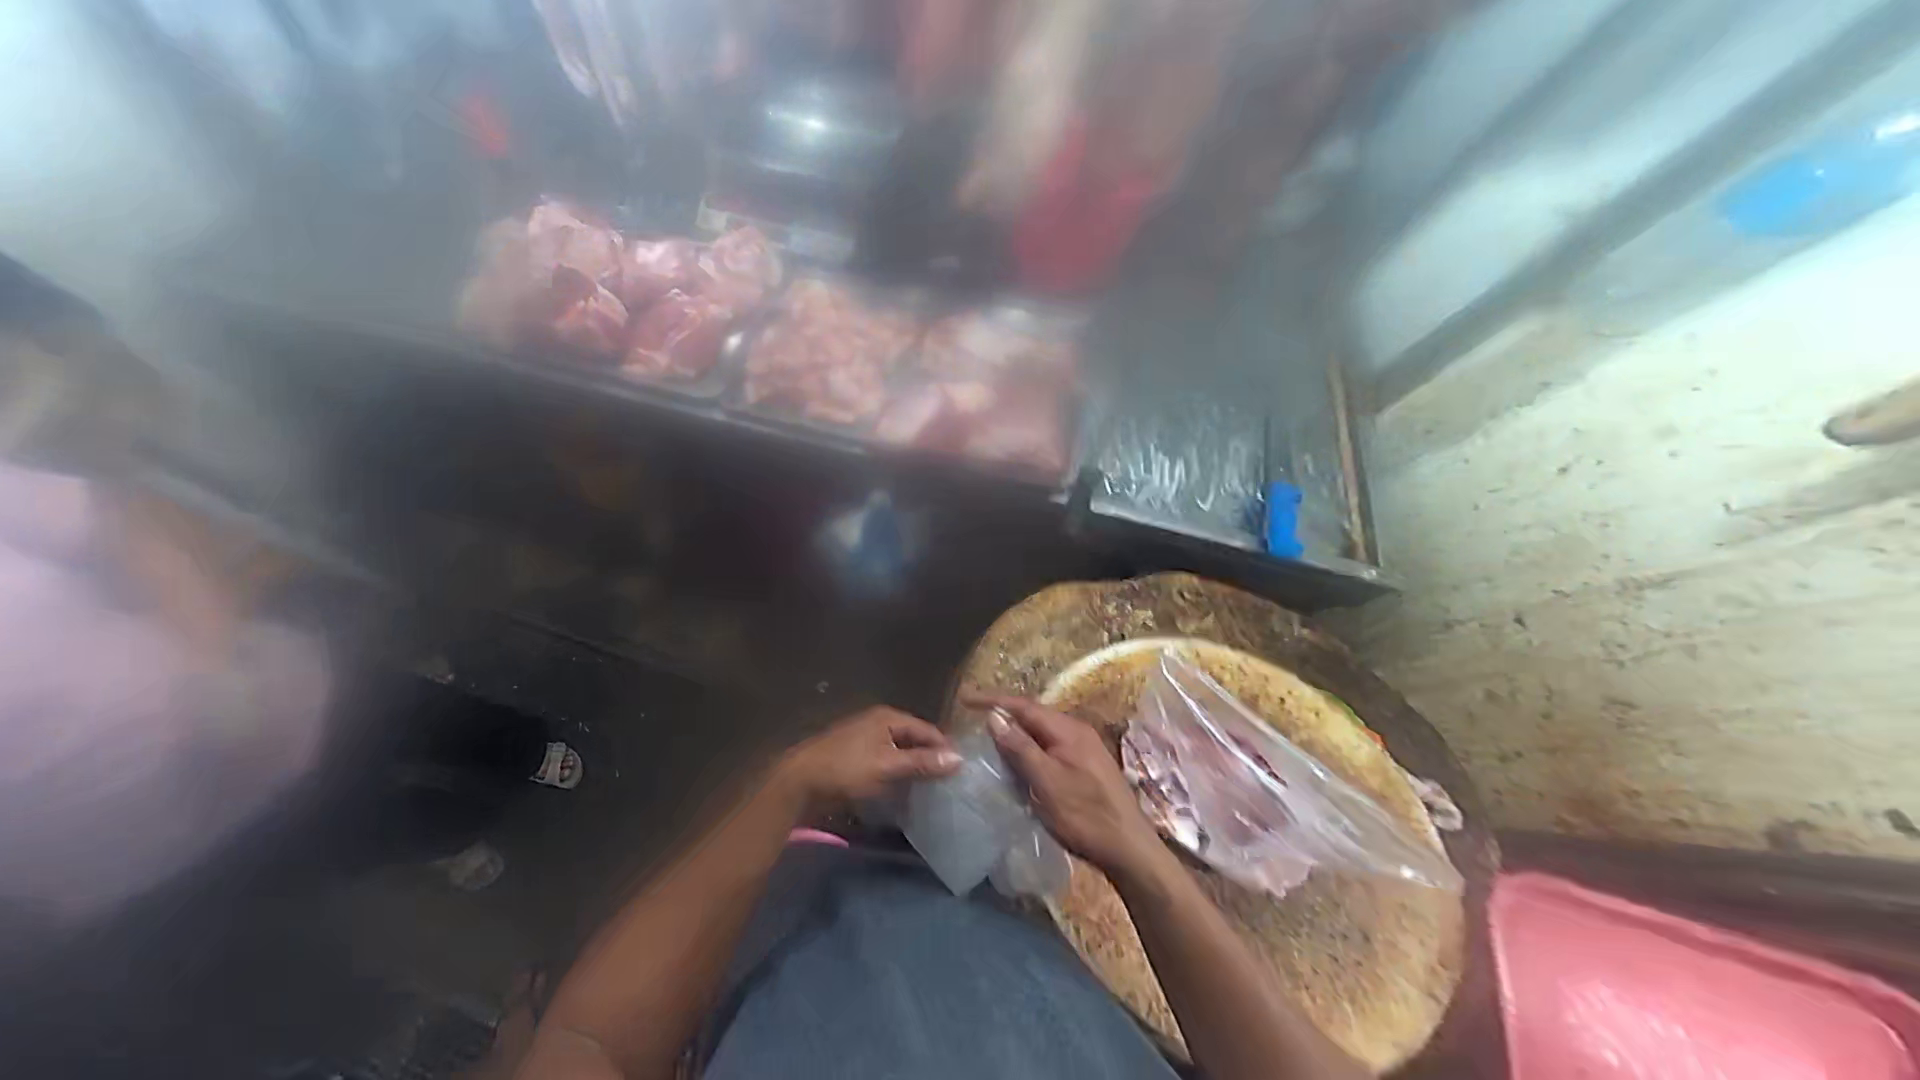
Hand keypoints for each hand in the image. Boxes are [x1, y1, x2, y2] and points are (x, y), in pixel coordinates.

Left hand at [776, 706, 960, 808]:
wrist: (800, 780)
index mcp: (888, 717)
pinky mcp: (857, 757)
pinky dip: (898, 773)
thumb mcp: (887, 766)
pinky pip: (887, 761)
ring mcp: (866, 739)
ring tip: (933, 789)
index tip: (963, 770)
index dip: (945, 748)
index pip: (928, 730)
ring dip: (914, 768)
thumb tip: (959, 758)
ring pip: (901, 752)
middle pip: (915, 739)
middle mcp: (879, 722)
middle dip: (931, 758)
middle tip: (951, 782)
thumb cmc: (846, 769)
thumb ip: (922, 762)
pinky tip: (906, 790)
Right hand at [966, 694, 1169, 880]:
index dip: (993, 700)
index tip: (965, 697)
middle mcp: (1077, 732)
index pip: (1024, 705)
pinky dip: (1028, 749)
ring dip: (1015, 733)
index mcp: (1068, 730)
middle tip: (972, 718)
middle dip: (1003, 714)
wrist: (1129, 850)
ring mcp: (1084, 749)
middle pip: (1033, 715)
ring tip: (988, 738)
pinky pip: (1049, 747)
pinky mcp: (1085, 767)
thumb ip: (1020, 748)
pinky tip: (1017, 762)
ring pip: (1041, 733)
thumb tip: (994, 717)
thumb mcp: (1047, 782)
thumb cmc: (1085, 816)